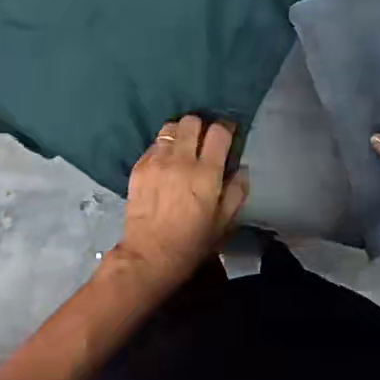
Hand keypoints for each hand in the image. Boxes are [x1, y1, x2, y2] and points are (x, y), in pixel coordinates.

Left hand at [109, 115, 247, 289]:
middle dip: (201, 127)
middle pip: (192, 122)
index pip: (219, 132)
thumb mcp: (225, 221)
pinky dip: (162, 147)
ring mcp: (156, 162)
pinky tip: (165, 162)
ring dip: (180, 133)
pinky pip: (153, 144)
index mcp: (206, 173)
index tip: (228, 134)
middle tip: (203, 140)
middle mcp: (181, 161)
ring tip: (183, 147)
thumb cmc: (192, 242)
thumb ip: (237, 191)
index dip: (226, 128)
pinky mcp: (138, 168)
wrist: (149, 257)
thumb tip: (241, 169)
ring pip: (170, 128)